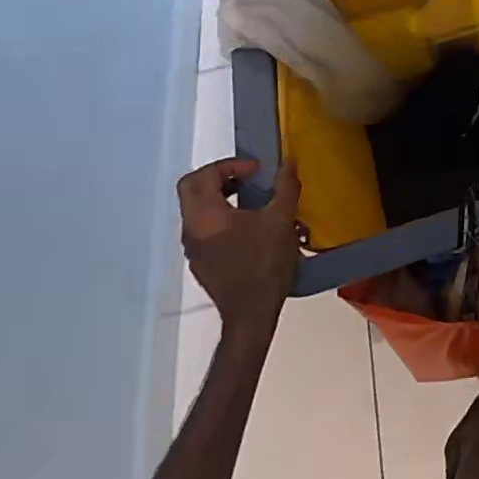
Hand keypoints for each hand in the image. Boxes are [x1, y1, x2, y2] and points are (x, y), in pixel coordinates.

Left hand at [178, 157, 301, 324]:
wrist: (252, 315)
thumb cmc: (265, 262)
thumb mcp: (282, 219)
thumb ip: (285, 186)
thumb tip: (287, 164)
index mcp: (204, 217)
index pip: (200, 177)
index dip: (228, 165)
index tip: (256, 170)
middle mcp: (191, 231)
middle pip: (193, 191)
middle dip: (221, 177)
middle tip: (250, 178)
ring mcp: (194, 250)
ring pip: (199, 211)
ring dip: (223, 197)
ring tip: (254, 200)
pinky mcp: (202, 264)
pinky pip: (206, 229)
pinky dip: (224, 217)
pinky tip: (251, 227)